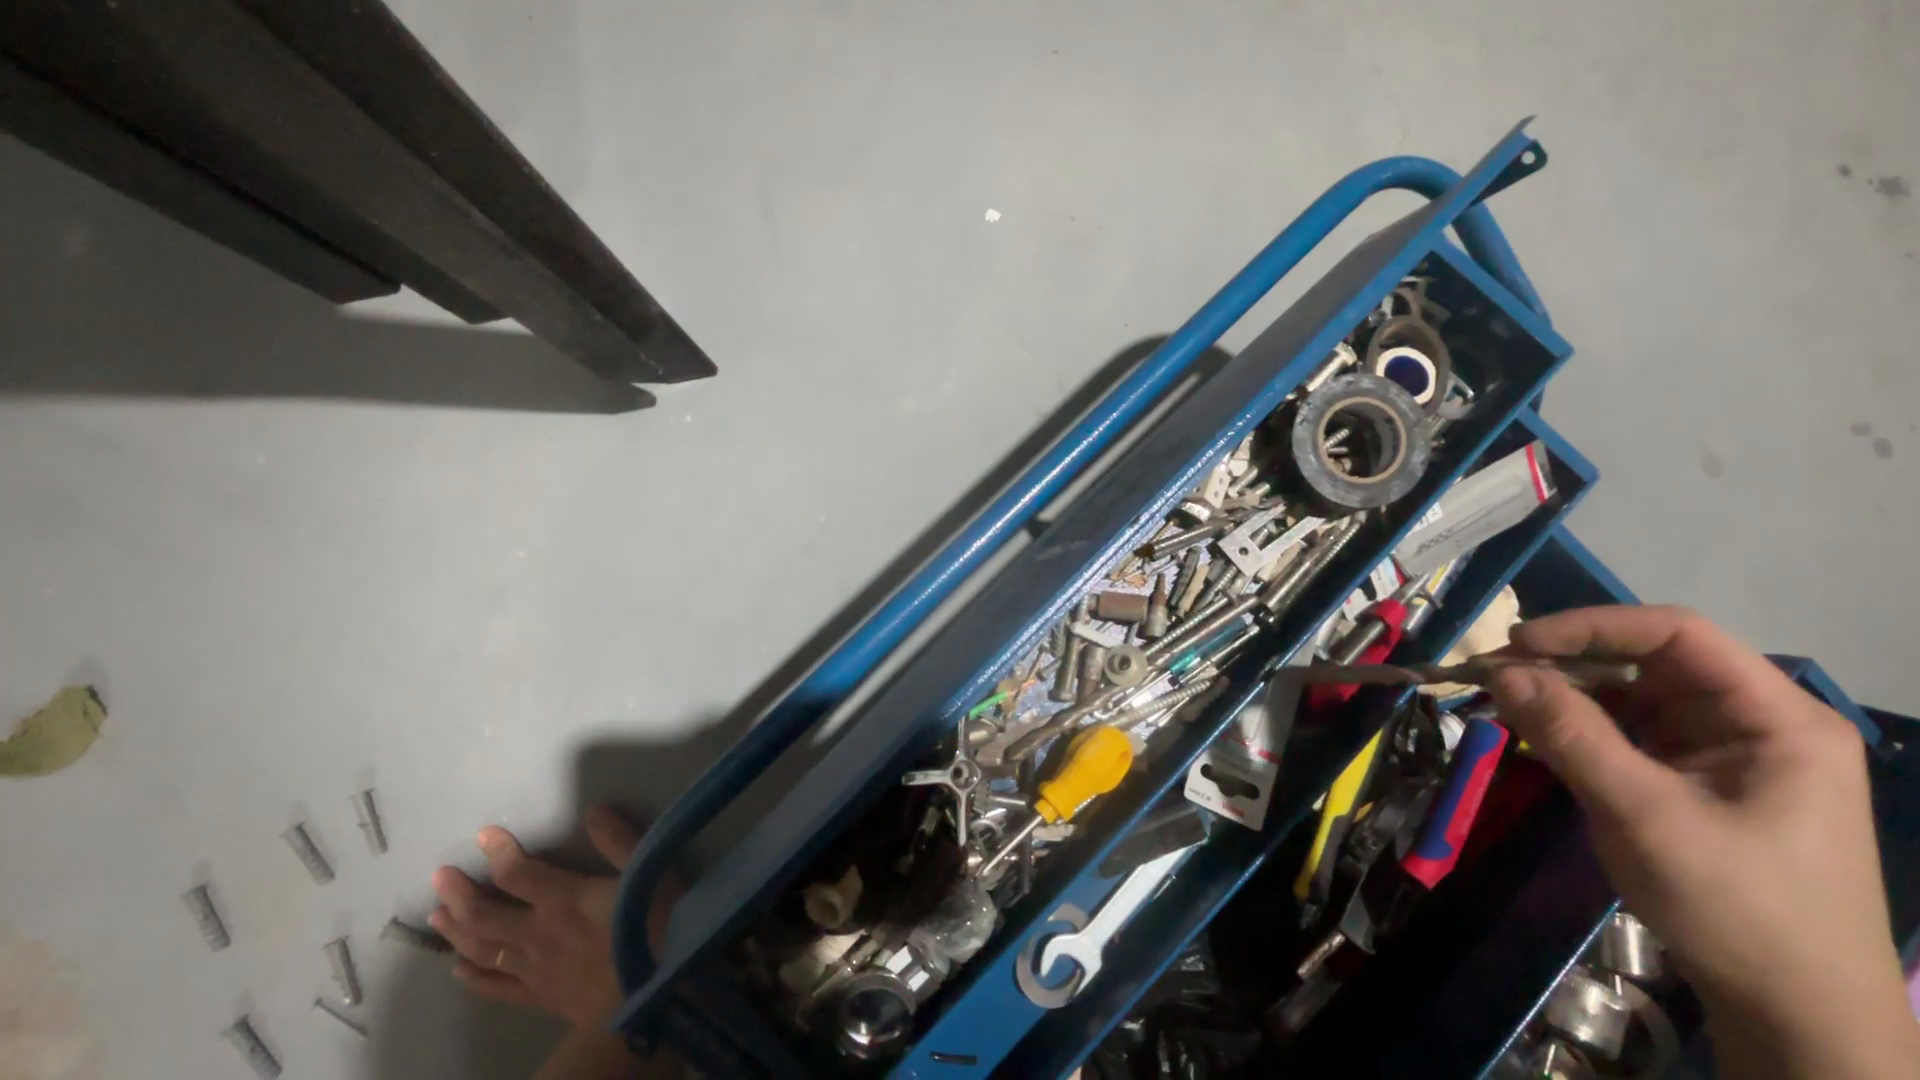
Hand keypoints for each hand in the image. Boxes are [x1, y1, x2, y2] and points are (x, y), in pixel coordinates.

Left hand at [430, 803, 662, 1029]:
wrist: (654, 993)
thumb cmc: (655, 926)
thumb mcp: (647, 874)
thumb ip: (619, 841)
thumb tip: (593, 811)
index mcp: (562, 900)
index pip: (516, 873)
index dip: (497, 852)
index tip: (483, 835)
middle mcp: (537, 933)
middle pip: (483, 914)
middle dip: (458, 894)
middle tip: (440, 876)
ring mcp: (532, 968)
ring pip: (481, 950)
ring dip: (455, 931)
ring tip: (437, 916)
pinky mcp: (537, 996)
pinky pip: (495, 989)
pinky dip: (472, 978)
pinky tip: (458, 969)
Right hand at [1487, 605, 1918, 1078]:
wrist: (1793, 1012)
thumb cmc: (1736, 906)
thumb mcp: (1644, 814)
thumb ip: (1571, 735)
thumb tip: (1499, 671)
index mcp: (1776, 716)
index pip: (1677, 633)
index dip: (1592, 627)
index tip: (1519, 643)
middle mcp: (1754, 721)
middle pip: (1651, 663)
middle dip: (1570, 664)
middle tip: (1495, 676)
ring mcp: (1724, 753)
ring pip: (1633, 698)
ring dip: (1568, 697)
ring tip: (1504, 705)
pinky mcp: (1695, 782)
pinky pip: (1630, 736)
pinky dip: (1580, 731)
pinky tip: (1536, 737)